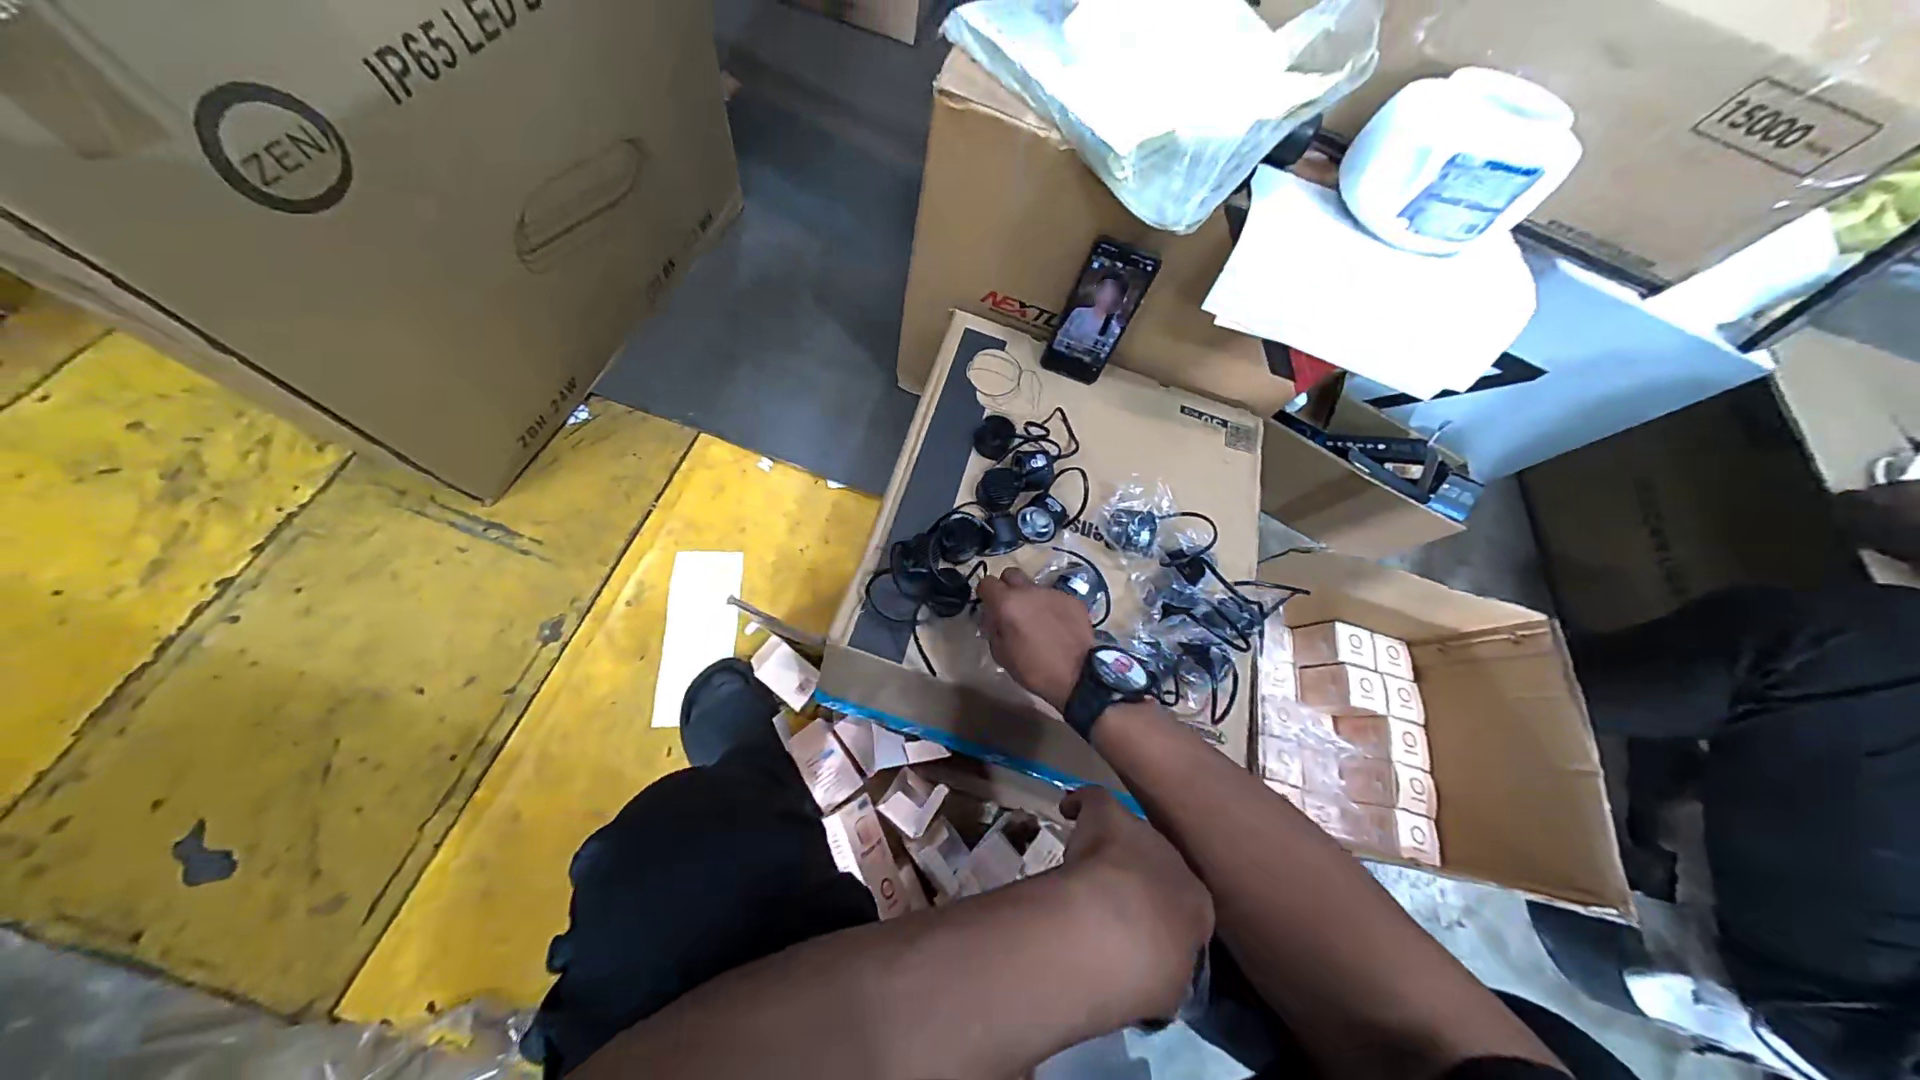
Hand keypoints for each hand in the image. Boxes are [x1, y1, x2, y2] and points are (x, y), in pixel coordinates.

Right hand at [976, 568, 1094, 711]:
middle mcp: (1029, 591)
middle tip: (1011, 609)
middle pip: (1010, 574)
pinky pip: (1054, 597)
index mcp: (1007, 603)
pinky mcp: (1072, 599)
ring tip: (1037, 622)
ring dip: (1030, 599)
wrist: (1079, 675)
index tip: (989, 608)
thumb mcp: (1001, 654)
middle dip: (1006, 588)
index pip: (986, 582)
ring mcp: (1053, 592)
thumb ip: (993, 629)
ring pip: (1034, 586)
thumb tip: (995, 618)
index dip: (985, 594)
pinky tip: (1057, 626)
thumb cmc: (1034, 669)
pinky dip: (1051, 607)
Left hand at [1061, 787, 1213, 1019]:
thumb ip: (1162, 974)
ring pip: (1127, 831)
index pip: (1185, 901)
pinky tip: (1069, 808)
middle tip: (1112, 894)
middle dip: (1138, 875)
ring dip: (1111, 845)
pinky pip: (1095, 800)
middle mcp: (1174, 861)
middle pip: (1156, 861)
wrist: (1121, 929)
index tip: (1142, 923)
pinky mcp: (1108, 814)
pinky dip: (1081, 804)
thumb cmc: (1149, 966)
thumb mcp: (1166, 986)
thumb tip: (1149, 978)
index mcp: (1197, 905)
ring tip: (1089, 856)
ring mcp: (1141, 833)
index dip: (1162, 910)